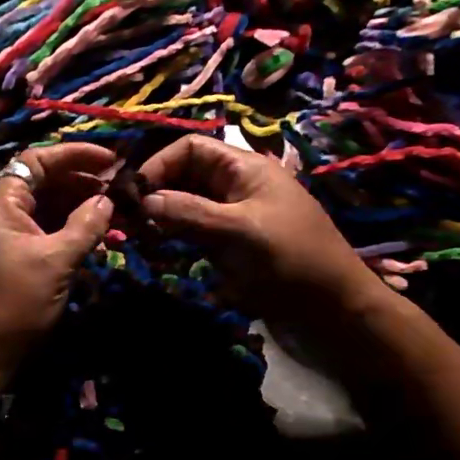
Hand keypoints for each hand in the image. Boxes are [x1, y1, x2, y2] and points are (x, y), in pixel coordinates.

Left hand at [0, 143, 117, 391]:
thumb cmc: (16, 303)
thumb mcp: (56, 262)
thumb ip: (85, 225)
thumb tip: (109, 199)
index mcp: (1, 205)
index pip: (37, 161)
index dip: (74, 155)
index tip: (111, 160)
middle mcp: (1, 214)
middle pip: (45, 183)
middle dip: (82, 183)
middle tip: (120, 190)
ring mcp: (8, 238)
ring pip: (49, 209)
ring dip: (81, 209)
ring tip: (116, 214)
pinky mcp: (18, 259)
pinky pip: (47, 233)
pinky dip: (72, 232)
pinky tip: (99, 238)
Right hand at [140, 134, 384, 322]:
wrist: (332, 310)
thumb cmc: (292, 260)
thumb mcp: (238, 231)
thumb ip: (188, 212)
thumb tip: (141, 201)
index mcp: (245, 168)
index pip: (190, 148)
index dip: (158, 164)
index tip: (133, 195)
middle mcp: (236, 187)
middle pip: (184, 176)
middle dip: (156, 191)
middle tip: (127, 219)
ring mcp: (232, 219)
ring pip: (186, 205)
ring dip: (161, 216)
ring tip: (137, 235)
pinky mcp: (230, 247)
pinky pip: (194, 232)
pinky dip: (174, 236)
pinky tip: (157, 249)